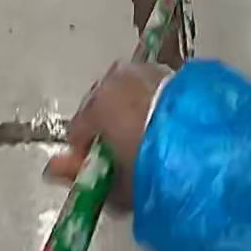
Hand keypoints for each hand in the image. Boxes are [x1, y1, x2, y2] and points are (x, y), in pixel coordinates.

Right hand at [44, 62, 170, 210]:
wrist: (198, 138)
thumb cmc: (150, 162)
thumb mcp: (113, 182)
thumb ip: (77, 174)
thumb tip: (53, 170)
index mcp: (98, 101)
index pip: (77, 128)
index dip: (85, 152)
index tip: (99, 169)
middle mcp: (117, 76)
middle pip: (101, 103)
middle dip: (106, 125)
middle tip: (121, 152)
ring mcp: (144, 69)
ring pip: (125, 91)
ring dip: (128, 109)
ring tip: (144, 136)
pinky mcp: (168, 68)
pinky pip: (148, 86)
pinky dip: (149, 99)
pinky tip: (161, 122)